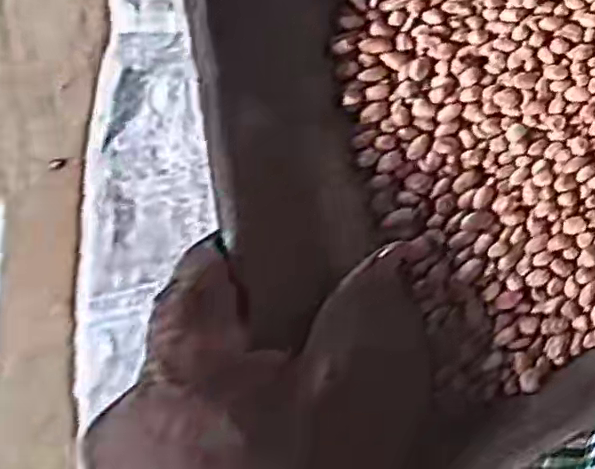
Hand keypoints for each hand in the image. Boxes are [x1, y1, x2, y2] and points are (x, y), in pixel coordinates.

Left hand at [84, 236, 429, 468]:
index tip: (267, 232)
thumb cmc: (320, 460)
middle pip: (193, 337)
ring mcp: (120, 463)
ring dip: (242, 370)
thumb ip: (367, 297)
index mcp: (183, 375)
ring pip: (188, 385)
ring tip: (302, 376)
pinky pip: (181, 425)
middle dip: (253, 320)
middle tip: (314, 314)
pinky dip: (228, 409)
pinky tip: (277, 421)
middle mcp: (129, 417)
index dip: (231, 249)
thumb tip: (391, 252)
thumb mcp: (362, 368)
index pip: (195, 284)